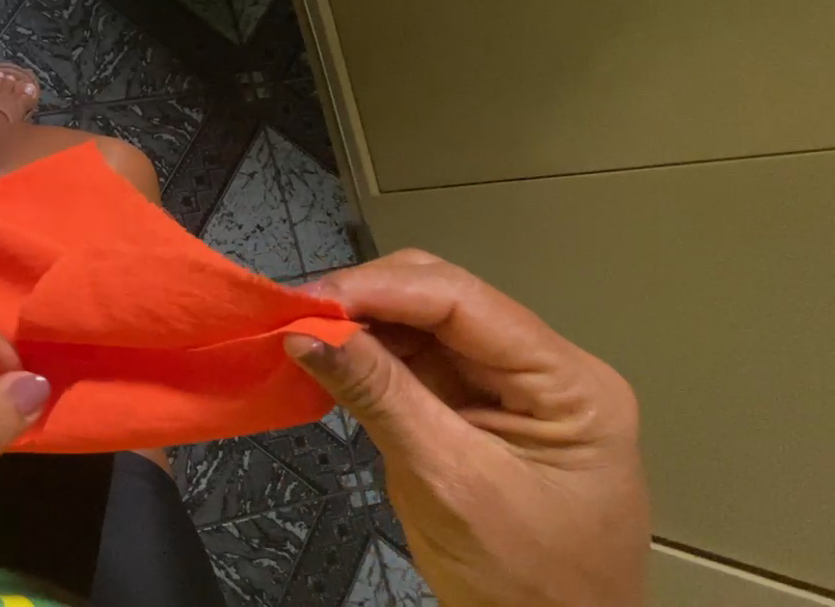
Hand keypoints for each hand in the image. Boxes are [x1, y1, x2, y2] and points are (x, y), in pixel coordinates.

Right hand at [285, 251, 649, 606]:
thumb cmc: (524, 575)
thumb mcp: (448, 479)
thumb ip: (378, 394)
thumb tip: (303, 333)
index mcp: (565, 381)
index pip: (461, 300)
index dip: (378, 289)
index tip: (307, 301)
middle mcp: (536, 364)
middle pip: (437, 293)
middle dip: (363, 298)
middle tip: (298, 316)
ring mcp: (499, 379)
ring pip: (413, 315)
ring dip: (355, 320)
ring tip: (302, 333)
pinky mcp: (464, 396)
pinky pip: (403, 350)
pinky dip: (359, 348)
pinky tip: (326, 356)